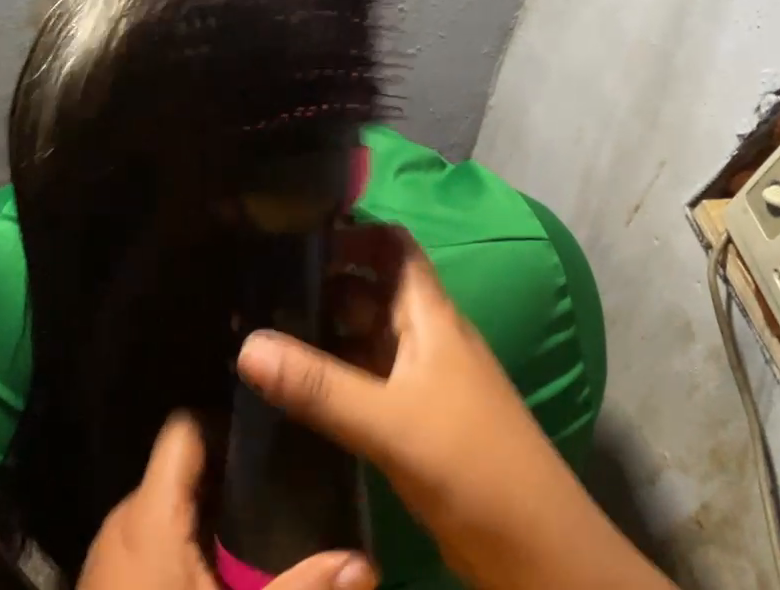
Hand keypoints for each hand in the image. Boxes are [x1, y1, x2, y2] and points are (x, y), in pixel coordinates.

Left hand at [79, 413, 377, 589]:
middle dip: (230, 475)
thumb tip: (364, 564)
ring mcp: (111, 551)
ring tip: (262, 530)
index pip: (183, 430)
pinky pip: (152, 537)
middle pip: (181, 468)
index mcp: (151, 514)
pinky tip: (223, 572)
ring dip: (211, 511)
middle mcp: (125, 519)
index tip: (271, 444)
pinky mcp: (109, 579)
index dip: (226, 424)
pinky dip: (188, 541)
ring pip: (167, 504)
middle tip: (283, 491)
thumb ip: (300, 588)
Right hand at [237, 229, 674, 589]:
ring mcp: (420, 379)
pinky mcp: (413, 419)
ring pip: (365, 337)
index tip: (292, 234)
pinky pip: (365, 379)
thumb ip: (317, 385)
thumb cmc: (469, 463)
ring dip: (323, 331)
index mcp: (430, 316)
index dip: (349, 230)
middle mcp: (425, 337)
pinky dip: (332, 374)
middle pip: (370, 290)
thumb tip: (245, 345)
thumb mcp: (388, 421)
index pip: (391, 246)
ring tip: (260, 331)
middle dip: (322, 283)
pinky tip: (292, 386)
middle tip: (258, 288)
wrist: (534, 549)